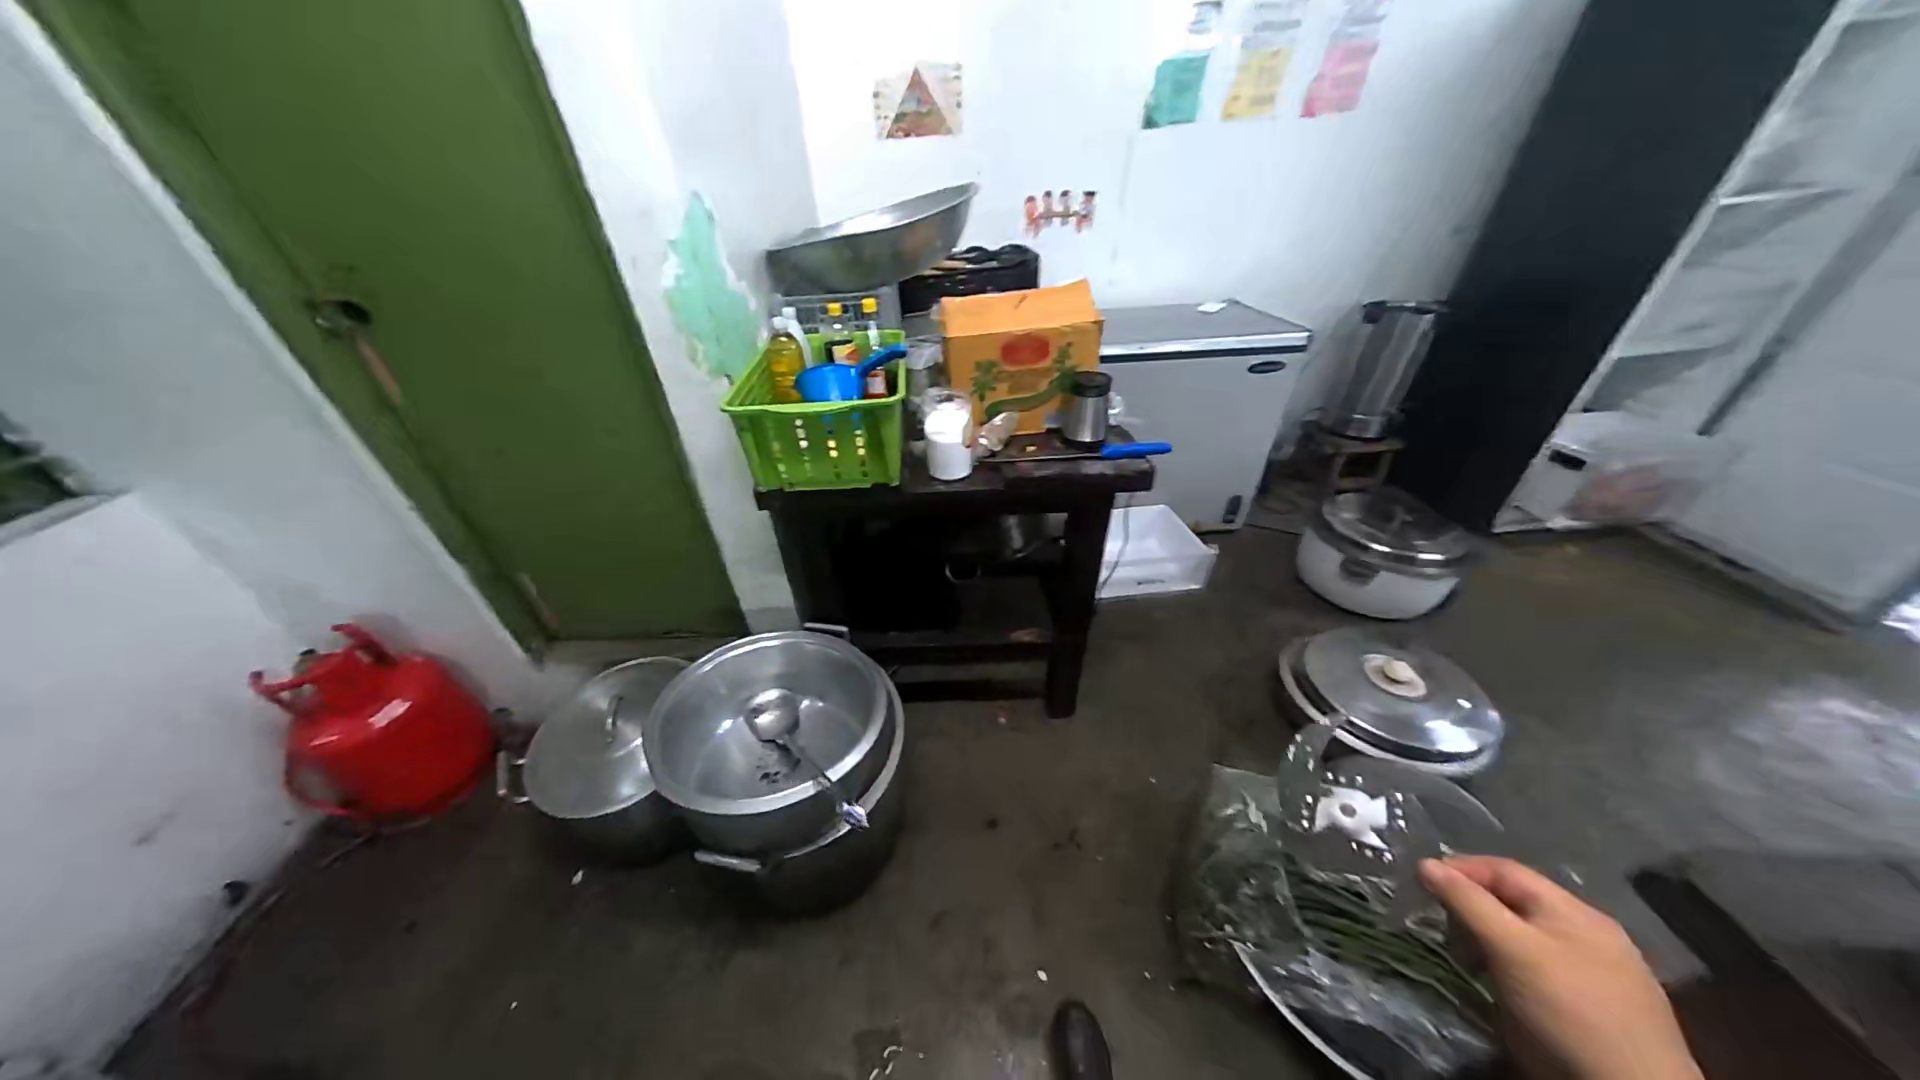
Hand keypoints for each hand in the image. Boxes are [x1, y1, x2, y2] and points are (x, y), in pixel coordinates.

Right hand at [1419, 856, 1702, 1079]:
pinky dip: (1506, 965)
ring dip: (1485, 938)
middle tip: (1441, 925)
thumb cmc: (1569, 1009)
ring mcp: (1593, 972)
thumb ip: (1467, 902)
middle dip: (1470, 906)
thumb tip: (1425, 863)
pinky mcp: (1589, 1006)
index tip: (1422, 883)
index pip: (1504, 870)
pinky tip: (1495, 981)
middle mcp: (1586, 934)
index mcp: (1575, 912)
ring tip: (1464, 956)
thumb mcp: (1511, 948)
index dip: (1460, 869)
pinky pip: (1535, 967)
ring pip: (1523, 936)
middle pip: (1513, 901)